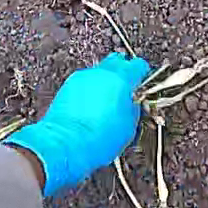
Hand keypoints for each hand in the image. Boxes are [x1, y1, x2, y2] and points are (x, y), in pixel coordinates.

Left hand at [5, 53, 151, 197]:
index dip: (142, 72)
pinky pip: (84, 83)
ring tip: (107, 103)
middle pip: (116, 62)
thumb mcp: (128, 128)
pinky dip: (90, 91)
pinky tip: (91, 107)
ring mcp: (82, 79)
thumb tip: (133, 105)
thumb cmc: (95, 139)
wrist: (65, 145)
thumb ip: (134, 109)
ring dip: (105, 83)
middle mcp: (101, 74)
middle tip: (126, 88)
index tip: (143, 79)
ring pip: (99, 73)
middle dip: (123, 72)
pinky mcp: (67, 87)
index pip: (138, 65)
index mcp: (121, 80)